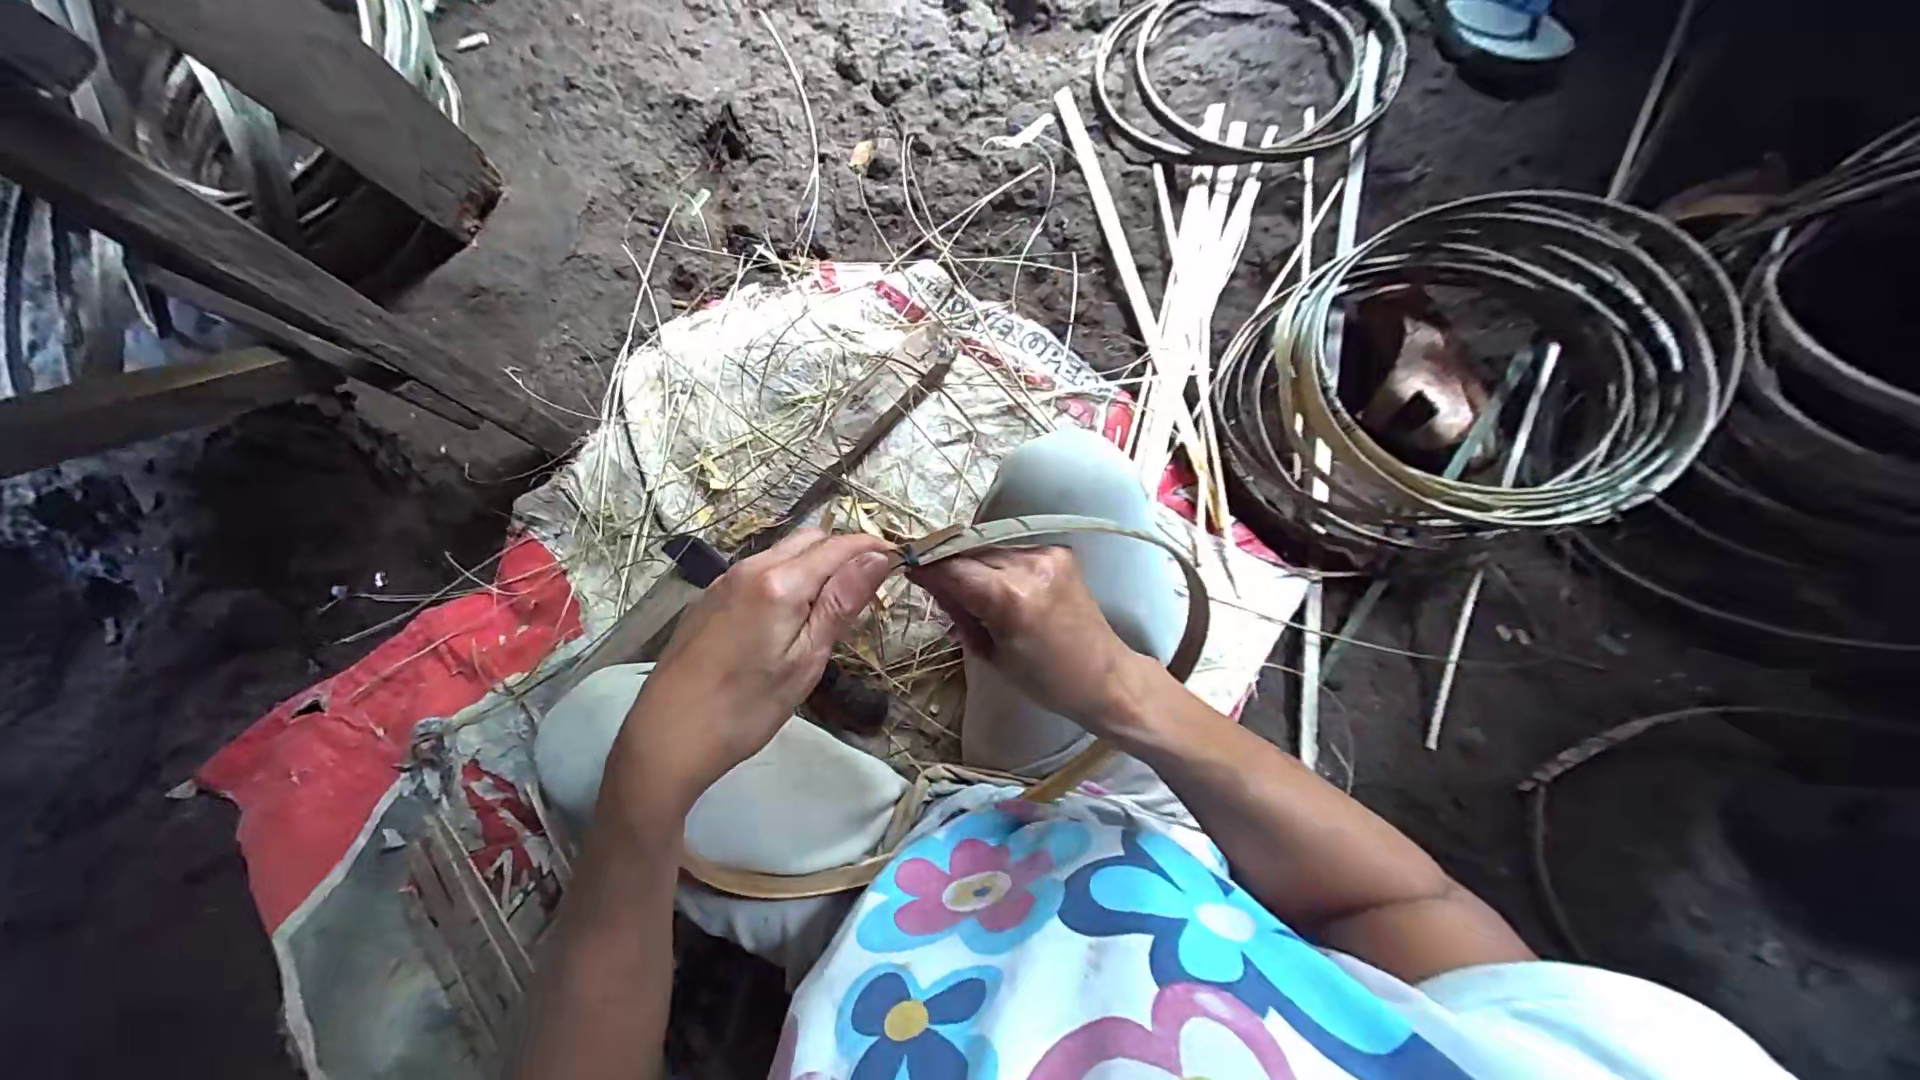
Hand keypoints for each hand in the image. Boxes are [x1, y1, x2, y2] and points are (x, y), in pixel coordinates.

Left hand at [599, 530, 892, 825]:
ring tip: (833, 604)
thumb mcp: (806, 659)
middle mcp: (750, 567)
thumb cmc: (746, 707)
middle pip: (811, 538)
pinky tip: (790, 612)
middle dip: (846, 551)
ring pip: (784, 551)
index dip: (873, 547)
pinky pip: (761, 568)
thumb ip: (842, 602)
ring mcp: (725, 579)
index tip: (899, 562)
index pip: (839, 546)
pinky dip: (788, 575)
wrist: (665, 736)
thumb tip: (879, 557)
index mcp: (779, 582)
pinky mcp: (710, 596)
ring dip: (816, 563)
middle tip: (868, 589)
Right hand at [910, 546, 1157, 734]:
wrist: (1104, 676)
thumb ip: (960, 611)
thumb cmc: (1044, 680)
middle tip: (942, 594)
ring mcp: (1047, 554)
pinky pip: (1011, 551)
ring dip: (974, 566)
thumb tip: (932, 581)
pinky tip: (1002, 589)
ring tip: (978, 598)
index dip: (926, 567)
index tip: (908, 568)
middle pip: (968, 553)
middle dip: (948, 568)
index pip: (952, 568)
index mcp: (1010, 597)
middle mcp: (1029, 565)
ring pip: (988, 549)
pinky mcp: (1059, 551)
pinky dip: (997, 566)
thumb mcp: (990, 652)